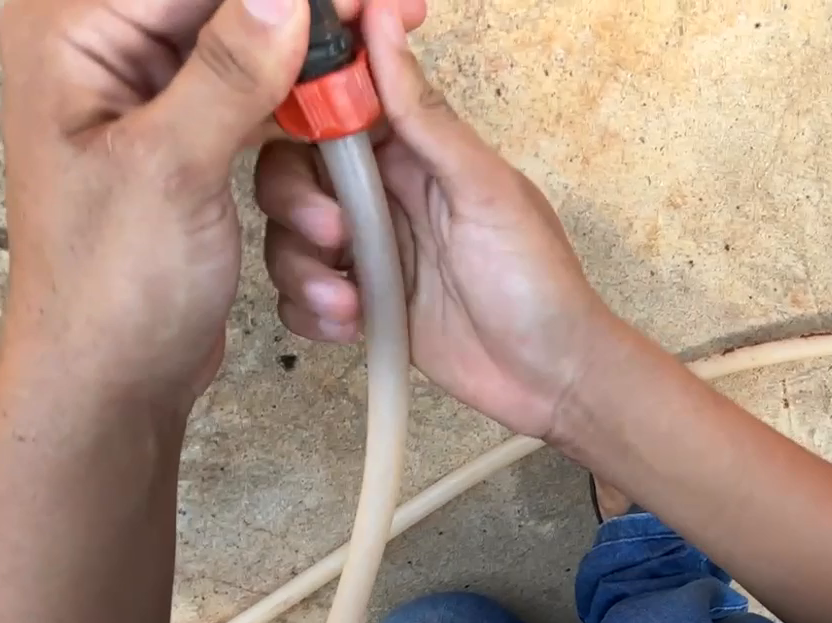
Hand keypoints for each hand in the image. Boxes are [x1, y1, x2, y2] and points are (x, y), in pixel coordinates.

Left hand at [0, 0, 326, 411]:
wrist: (117, 369)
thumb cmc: (117, 279)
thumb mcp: (171, 168)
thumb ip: (226, 75)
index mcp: (79, 35)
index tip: (363, 0)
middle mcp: (114, 56)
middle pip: (229, 10)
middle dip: (312, 25)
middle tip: (389, 18)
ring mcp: (158, 105)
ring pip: (253, 59)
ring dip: (312, 88)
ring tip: (367, 109)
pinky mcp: (195, 151)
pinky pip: (259, 114)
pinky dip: (300, 127)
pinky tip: (337, 139)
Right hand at [256, 0, 620, 438]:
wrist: (552, 377)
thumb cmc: (536, 281)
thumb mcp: (488, 194)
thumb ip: (429, 120)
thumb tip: (381, 19)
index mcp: (416, 156)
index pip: (333, 105)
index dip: (297, 101)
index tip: (280, 117)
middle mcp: (386, 200)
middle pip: (292, 171)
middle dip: (294, 201)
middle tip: (333, 236)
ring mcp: (374, 257)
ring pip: (290, 238)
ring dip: (302, 269)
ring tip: (348, 305)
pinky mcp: (369, 310)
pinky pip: (306, 299)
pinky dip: (312, 313)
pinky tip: (351, 328)